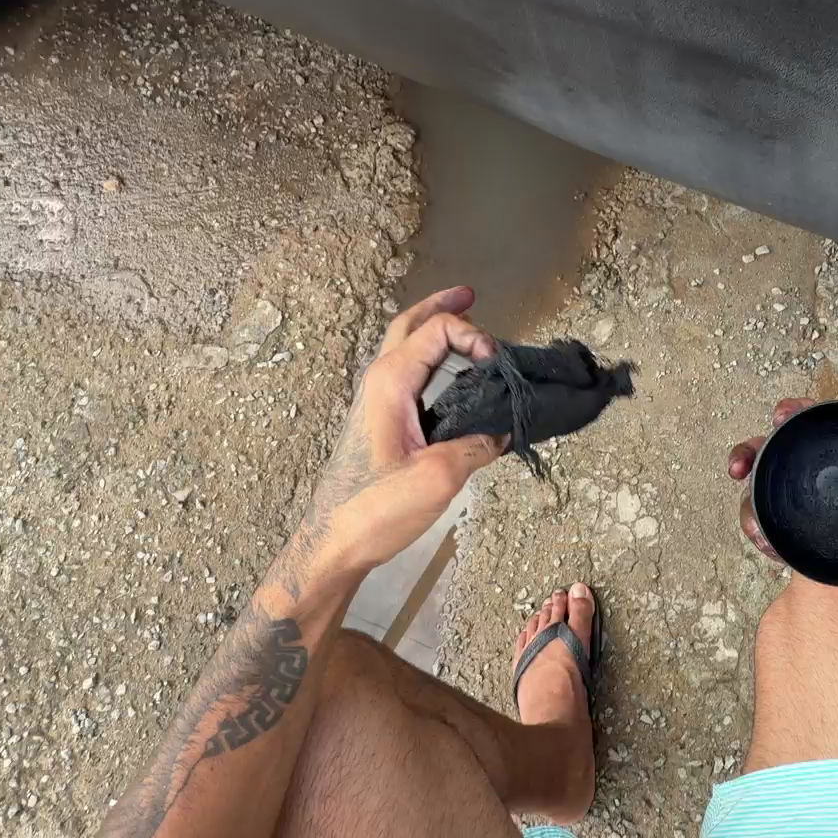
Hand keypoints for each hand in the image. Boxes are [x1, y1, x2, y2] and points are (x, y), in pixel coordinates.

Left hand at [285, 287, 505, 587]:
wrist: (333, 542)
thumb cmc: (376, 509)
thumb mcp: (438, 476)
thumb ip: (477, 444)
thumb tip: (504, 430)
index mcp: (390, 382)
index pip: (436, 330)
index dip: (474, 337)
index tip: (499, 365)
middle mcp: (380, 381)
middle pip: (409, 324)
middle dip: (442, 305)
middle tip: (472, 295)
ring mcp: (378, 401)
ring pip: (405, 346)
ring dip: (435, 330)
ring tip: (467, 327)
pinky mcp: (382, 422)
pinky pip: (410, 373)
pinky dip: (433, 359)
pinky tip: (455, 376)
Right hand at [727, 397, 837, 601]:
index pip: (810, 419)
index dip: (792, 412)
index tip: (782, 416)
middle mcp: (809, 470)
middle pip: (769, 447)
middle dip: (748, 449)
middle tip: (741, 464)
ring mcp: (792, 500)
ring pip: (756, 486)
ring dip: (746, 500)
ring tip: (757, 529)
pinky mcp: (784, 528)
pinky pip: (759, 522)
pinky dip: (756, 531)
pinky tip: (770, 548)